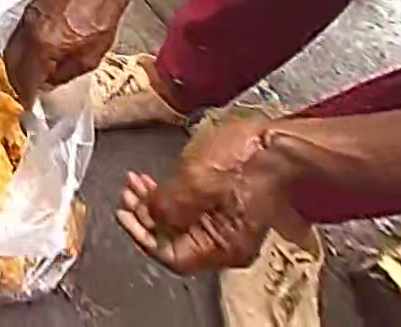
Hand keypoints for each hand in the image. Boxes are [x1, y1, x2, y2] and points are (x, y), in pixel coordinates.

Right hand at [3, 0, 132, 98]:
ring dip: (17, 64)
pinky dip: (21, 48)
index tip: (28, 105)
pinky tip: (32, 54)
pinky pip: (18, 34)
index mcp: (44, 45)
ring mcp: (27, 16)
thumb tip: (47, 82)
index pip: (25, 77)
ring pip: (11, 46)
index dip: (26, 94)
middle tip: (25, 93)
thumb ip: (64, 73)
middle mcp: (29, 30)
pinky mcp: (30, 7)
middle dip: (16, 80)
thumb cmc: (100, 19)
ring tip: (29, 76)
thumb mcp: (90, 58)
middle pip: (10, 61)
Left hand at [117, 118, 305, 272]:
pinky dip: (167, 194)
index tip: (123, 214)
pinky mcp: (225, 202)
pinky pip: (189, 206)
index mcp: (223, 248)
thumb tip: (146, 216)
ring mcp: (226, 222)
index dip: (143, 237)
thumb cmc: (244, 161)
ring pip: (179, 221)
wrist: (277, 143)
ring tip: (133, 182)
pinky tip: (152, 180)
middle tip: (125, 193)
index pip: (174, 258)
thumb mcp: (197, 181)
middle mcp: (225, 242)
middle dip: (145, 216)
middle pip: (175, 239)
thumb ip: (169, 205)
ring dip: (153, 202)